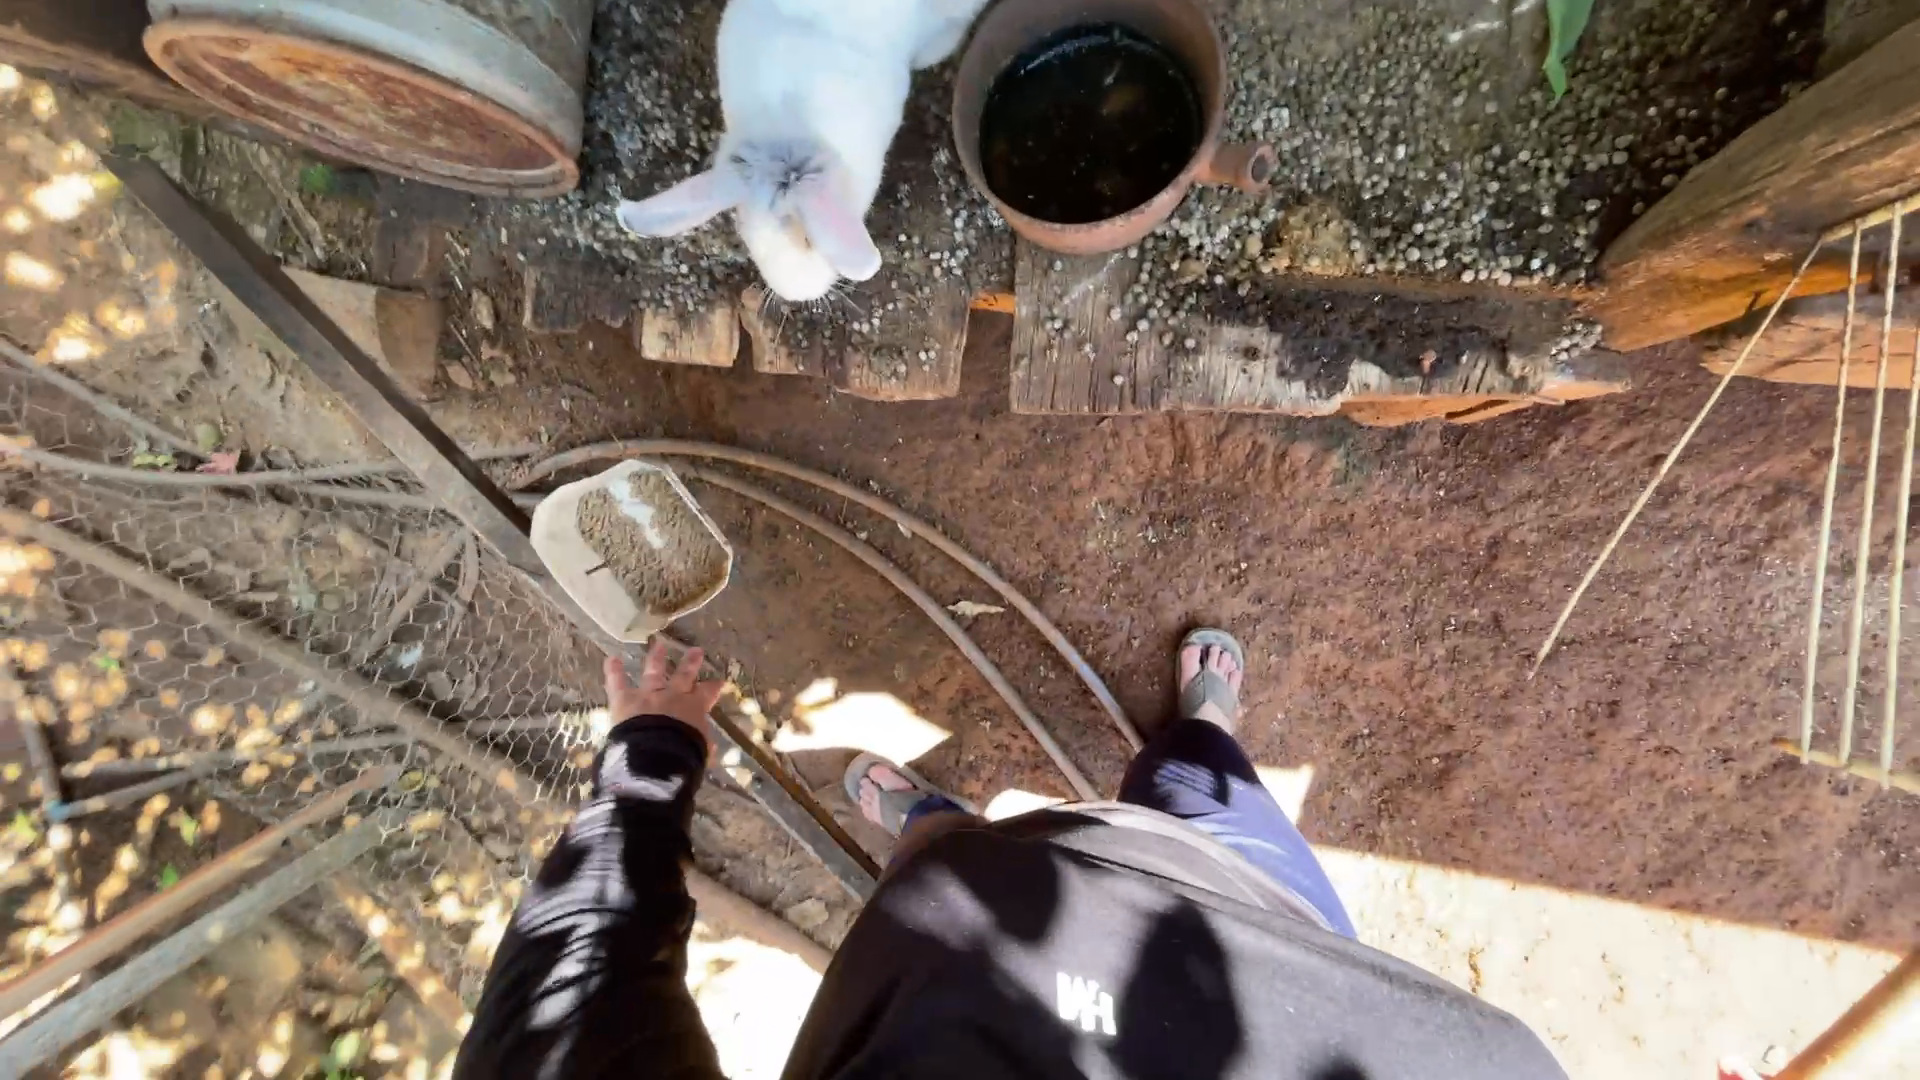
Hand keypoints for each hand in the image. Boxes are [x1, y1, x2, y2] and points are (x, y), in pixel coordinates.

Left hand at [605, 643, 724, 749]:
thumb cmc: (684, 755)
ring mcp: (648, 695)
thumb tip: (709, 745)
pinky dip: (613, 671)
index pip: (707, 693)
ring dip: (657, 658)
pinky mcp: (625, 701)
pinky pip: (618, 684)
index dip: (713, 687)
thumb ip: (703, 744)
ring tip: (659, 645)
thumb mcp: (701, 750)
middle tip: (696, 650)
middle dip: (691, 663)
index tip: (719, 681)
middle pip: (684, 675)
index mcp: (694, 707)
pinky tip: (611, 659)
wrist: (654, 757)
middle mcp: (672, 695)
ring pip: (654, 672)